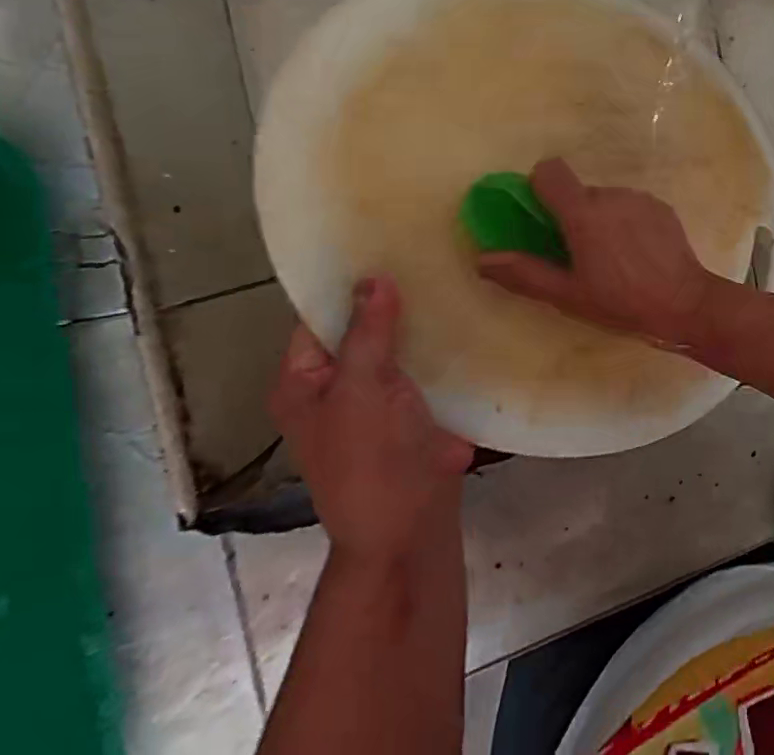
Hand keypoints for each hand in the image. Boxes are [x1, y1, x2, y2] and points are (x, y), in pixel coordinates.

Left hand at [268, 277, 474, 564]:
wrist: (410, 525)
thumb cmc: (371, 459)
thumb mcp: (362, 389)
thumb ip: (368, 332)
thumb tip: (374, 278)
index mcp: (304, 381)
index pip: (320, 317)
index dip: (348, 284)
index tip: (386, 247)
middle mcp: (337, 386)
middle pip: (363, 330)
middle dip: (394, 301)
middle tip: (431, 256)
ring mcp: (379, 400)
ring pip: (399, 349)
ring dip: (422, 324)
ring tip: (456, 277)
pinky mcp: (414, 412)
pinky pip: (425, 369)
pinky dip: (442, 349)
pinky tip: (470, 320)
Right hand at [476, 157, 719, 346]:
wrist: (686, 304)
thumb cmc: (622, 302)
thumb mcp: (568, 295)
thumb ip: (524, 273)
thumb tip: (482, 259)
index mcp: (584, 212)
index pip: (549, 170)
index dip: (540, 188)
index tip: (543, 219)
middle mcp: (611, 194)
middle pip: (578, 191)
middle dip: (573, 216)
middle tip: (581, 254)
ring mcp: (640, 198)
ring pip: (606, 199)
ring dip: (601, 220)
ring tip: (613, 258)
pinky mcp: (662, 206)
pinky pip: (631, 206)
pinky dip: (626, 222)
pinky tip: (637, 253)